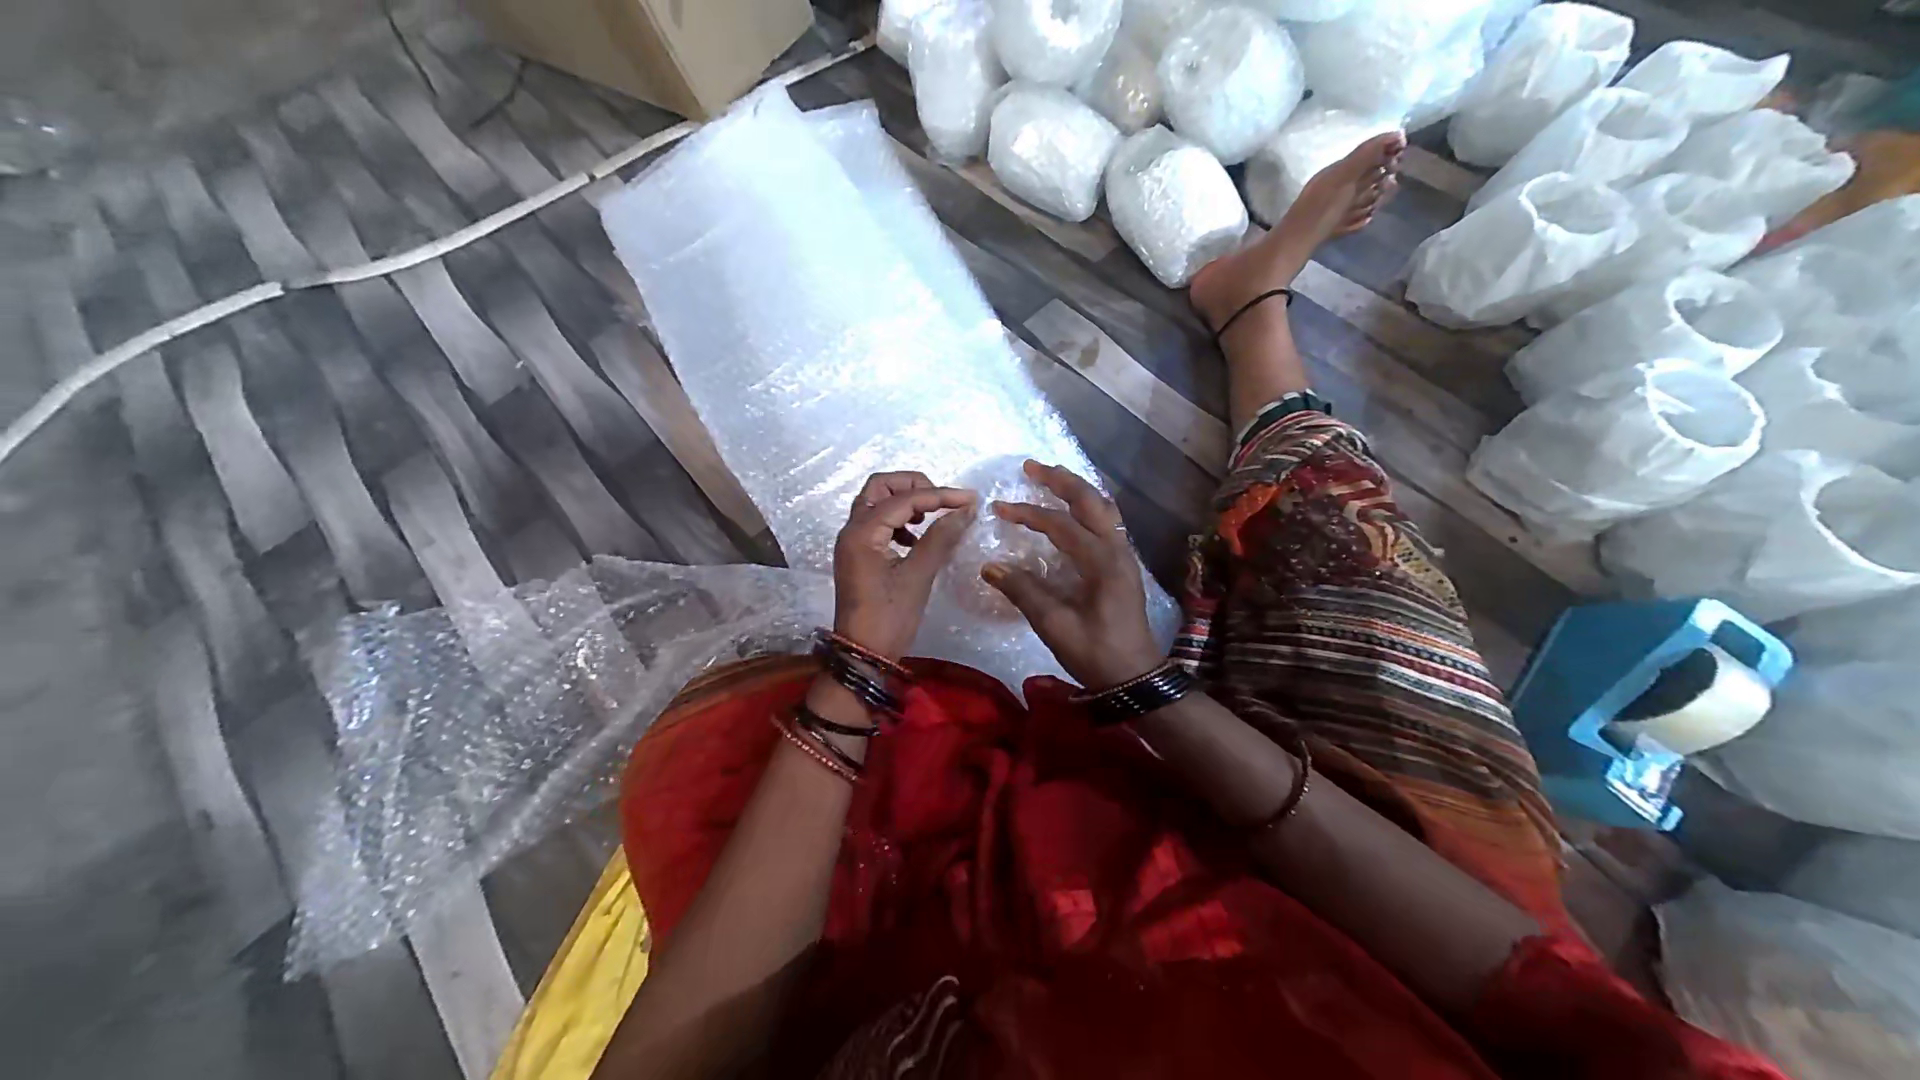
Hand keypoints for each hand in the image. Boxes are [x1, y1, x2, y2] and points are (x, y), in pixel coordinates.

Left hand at [831, 471, 977, 660]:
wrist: (862, 654)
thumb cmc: (889, 617)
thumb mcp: (917, 576)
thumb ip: (940, 538)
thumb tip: (966, 509)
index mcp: (862, 533)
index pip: (904, 500)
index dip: (940, 496)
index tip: (970, 499)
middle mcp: (851, 529)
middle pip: (881, 487)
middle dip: (914, 487)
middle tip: (941, 502)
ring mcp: (852, 541)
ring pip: (876, 502)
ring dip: (904, 502)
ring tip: (930, 520)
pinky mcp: (857, 553)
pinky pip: (876, 521)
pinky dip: (897, 520)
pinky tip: (915, 539)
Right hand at [981, 460, 1162, 688]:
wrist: (1135, 676)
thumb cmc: (1095, 653)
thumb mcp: (1055, 626)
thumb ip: (1023, 592)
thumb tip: (990, 567)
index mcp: (1102, 563)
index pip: (1061, 525)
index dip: (1028, 513)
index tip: (999, 509)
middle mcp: (1117, 550)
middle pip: (1090, 501)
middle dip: (1060, 480)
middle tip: (1031, 467)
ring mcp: (1124, 555)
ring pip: (1103, 508)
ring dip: (1077, 489)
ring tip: (1052, 477)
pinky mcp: (1123, 564)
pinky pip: (1106, 522)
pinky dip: (1087, 506)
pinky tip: (1073, 509)